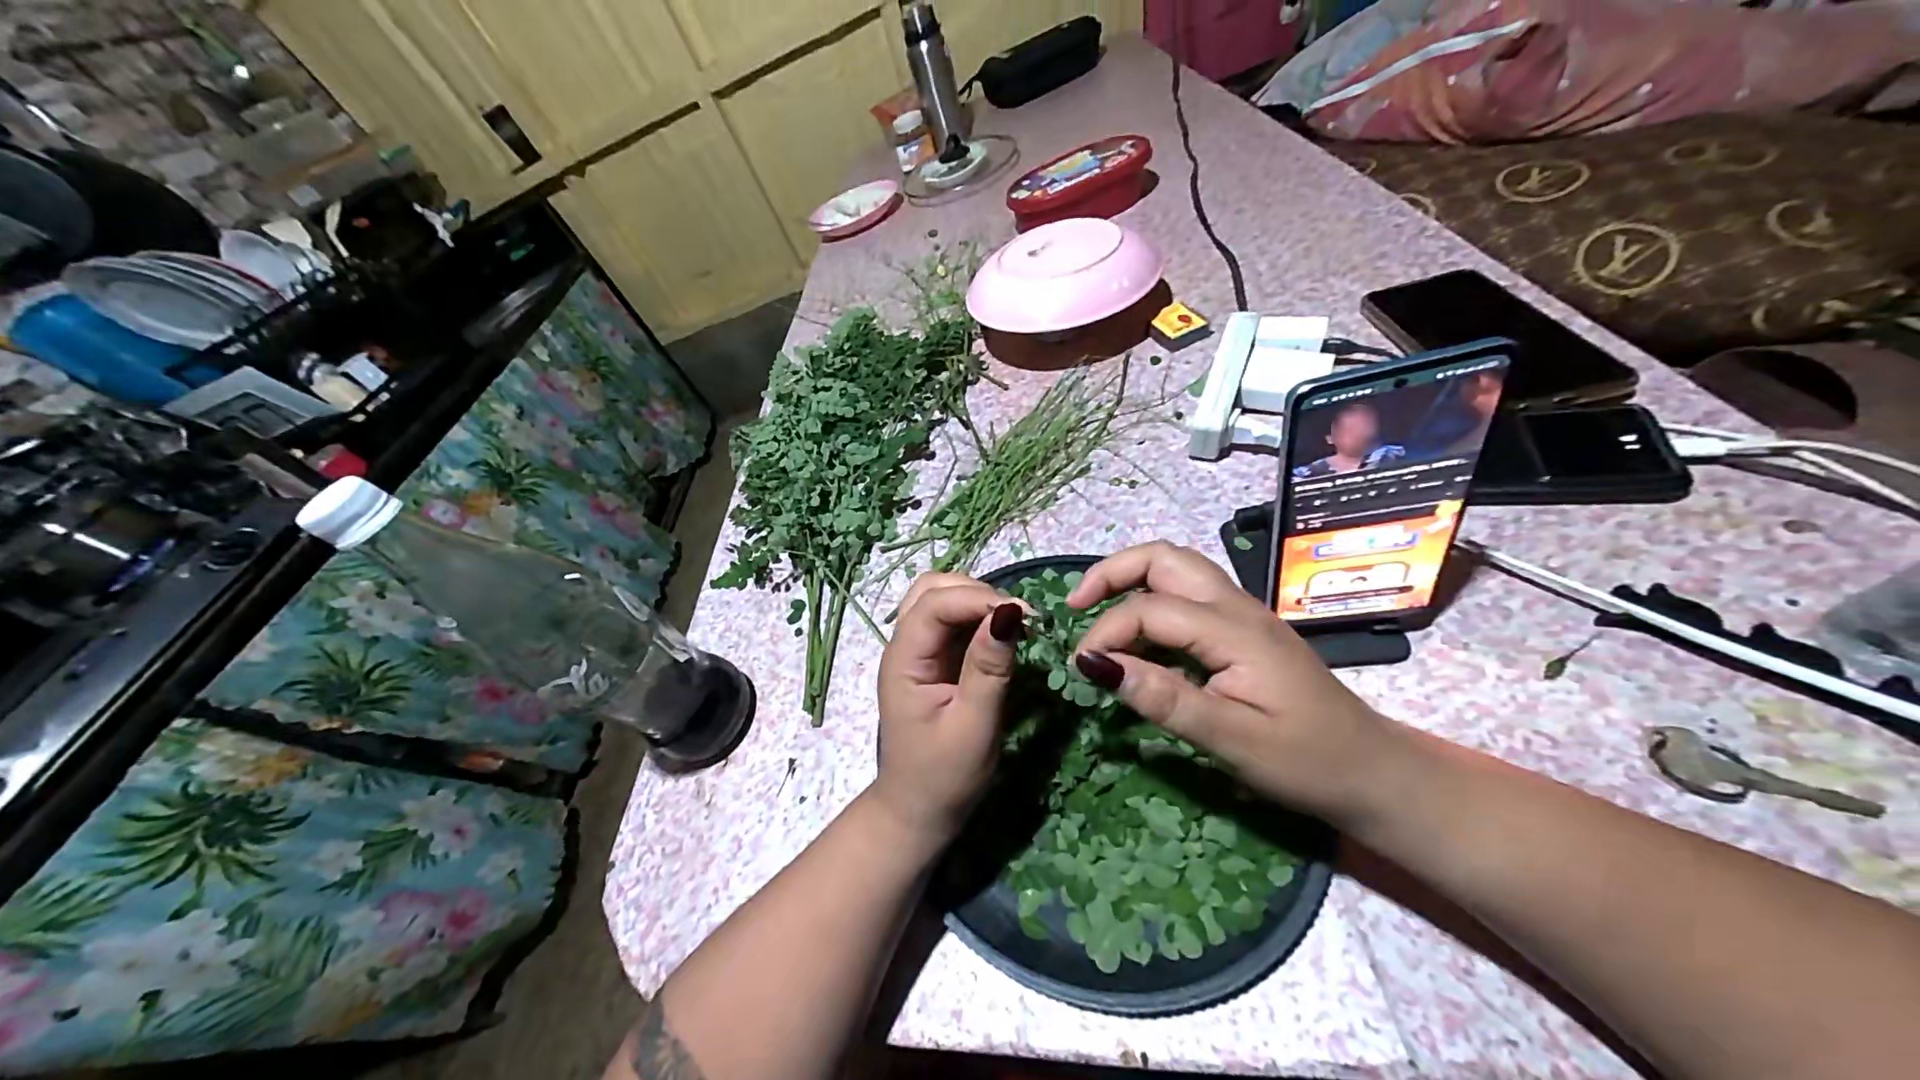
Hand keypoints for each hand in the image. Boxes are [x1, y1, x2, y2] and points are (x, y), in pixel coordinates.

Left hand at [871, 572, 1024, 842]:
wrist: (919, 809)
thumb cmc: (944, 775)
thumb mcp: (973, 725)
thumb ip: (989, 668)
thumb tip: (1011, 613)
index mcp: (904, 660)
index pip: (934, 604)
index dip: (979, 598)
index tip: (1025, 615)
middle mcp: (905, 646)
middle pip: (932, 588)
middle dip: (977, 592)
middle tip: (1019, 619)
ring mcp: (919, 651)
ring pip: (942, 598)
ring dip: (977, 599)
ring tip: (1013, 623)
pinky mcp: (935, 659)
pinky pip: (953, 620)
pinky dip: (979, 616)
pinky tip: (1002, 633)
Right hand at [1066, 542, 1401, 823]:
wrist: (1374, 772)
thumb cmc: (1307, 761)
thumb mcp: (1231, 740)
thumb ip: (1164, 699)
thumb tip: (1096, 665)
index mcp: (1236, 632)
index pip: (1150, 608)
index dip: (1106, 632)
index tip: (1079, 668)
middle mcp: (1238, 608)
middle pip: (1164, 557)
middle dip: (1112, 572)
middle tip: (1076, 606)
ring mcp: (1244, 614)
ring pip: (1177, 569)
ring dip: (1131, 581)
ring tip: (1097, 616)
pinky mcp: (1244, 629)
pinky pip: (1189, 596)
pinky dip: (1151, 602)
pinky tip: (1139, 641)